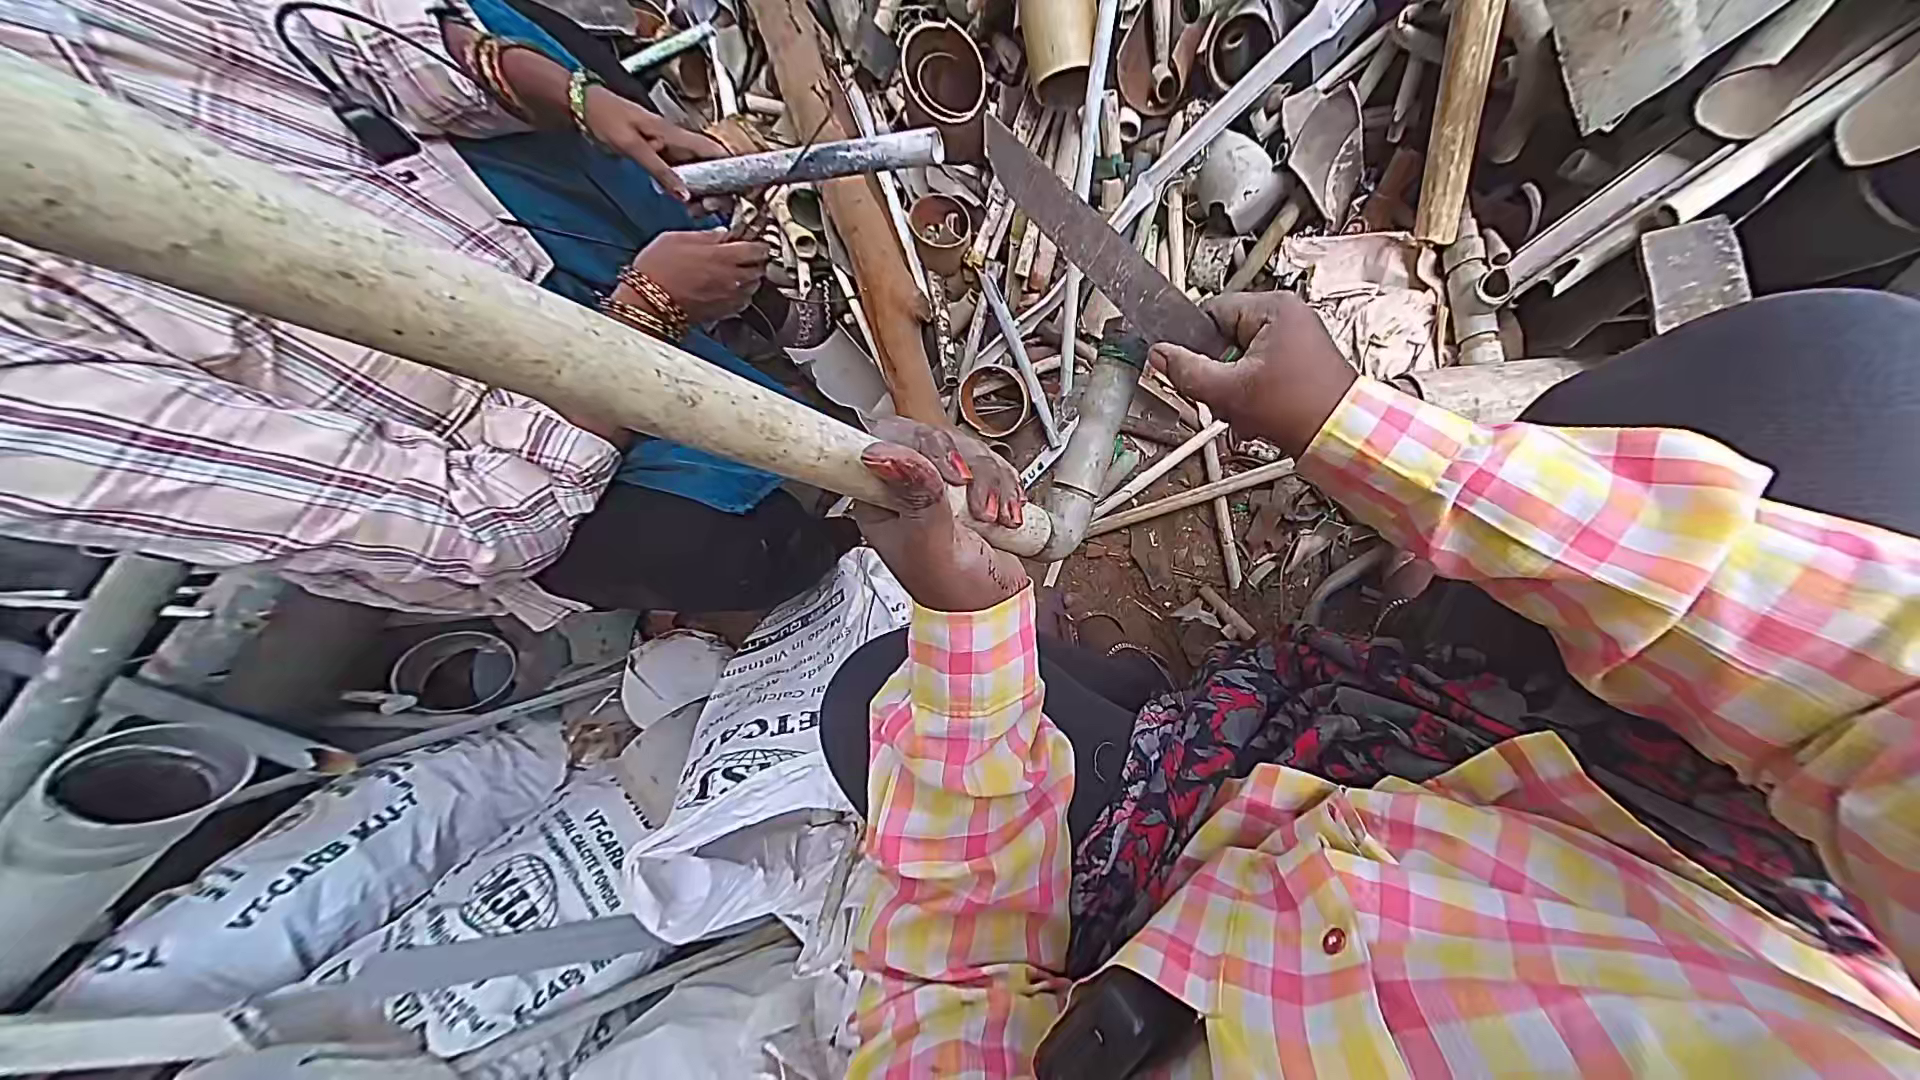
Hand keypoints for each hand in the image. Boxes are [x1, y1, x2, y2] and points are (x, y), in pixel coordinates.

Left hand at [582, 86, 724, 201]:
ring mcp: (675, 153)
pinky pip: (688, 180)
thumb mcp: (633, 147)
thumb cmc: (605, 117)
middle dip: (719, 193)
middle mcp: (681, 145)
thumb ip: (661, 172)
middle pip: (715, 171)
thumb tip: (686, 196)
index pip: (718, 153)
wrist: (583, 106)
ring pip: (703, 178)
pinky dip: (691, 195)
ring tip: (696, 211)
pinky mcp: (667, 161)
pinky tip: (687, 205)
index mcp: (678, 136)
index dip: (737, 171)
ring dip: (705, 197)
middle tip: (709, 209)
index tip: (743, 194)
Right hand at [623, 228, 769, 323]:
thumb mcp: (677, 238)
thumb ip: (706, 236)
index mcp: (723, 256)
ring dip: (750, 277)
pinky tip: (729, 287)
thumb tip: (723, 234)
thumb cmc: (658, 268)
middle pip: (759, 269)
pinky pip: (744, 301)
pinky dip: (742, 293)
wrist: (650, 301)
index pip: (757, 250)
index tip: (758, 242)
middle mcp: (733, 279)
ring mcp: (732, 297)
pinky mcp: (727, 312)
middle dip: (756, 261)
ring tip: (737, 271)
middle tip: (747, 255)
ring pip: (754, 286)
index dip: (760, 244)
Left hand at [851, 418, 1029, 612]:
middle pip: (935, 438)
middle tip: (973, 500)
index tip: (948, 472)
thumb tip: (881, 452)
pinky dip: (1006, 487)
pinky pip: (993, 464)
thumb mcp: (928, 539)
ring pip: (969, 449)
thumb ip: (914, 491)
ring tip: (990, 517)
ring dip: (991, 482)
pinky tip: (1004, 513)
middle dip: (965, 468)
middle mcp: (908, 487)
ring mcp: (941, 485)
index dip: (920, 445)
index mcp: (881, 498)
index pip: (887, 440)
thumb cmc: (950, 586)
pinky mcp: (972, 487)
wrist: (991, 604)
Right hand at [1148, 292, 1356, 457]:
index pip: (1209, 312)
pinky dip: (1246, 391)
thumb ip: (1186, 370)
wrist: (1336, 435)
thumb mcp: (1227, 390)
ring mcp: (1292, 338)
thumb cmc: (1296, 408)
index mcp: (1273, 308)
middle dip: (1214, 369)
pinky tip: (1252, 409)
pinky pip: (1253, 369)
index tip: (1188, 366)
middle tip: (1220, 392)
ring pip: (1235, 357)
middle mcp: (1286, 316)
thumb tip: (1159, 354)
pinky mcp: (1294, 360)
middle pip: (1222, 337)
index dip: (1193, 342)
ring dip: (1229, 384)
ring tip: (1240, 404)